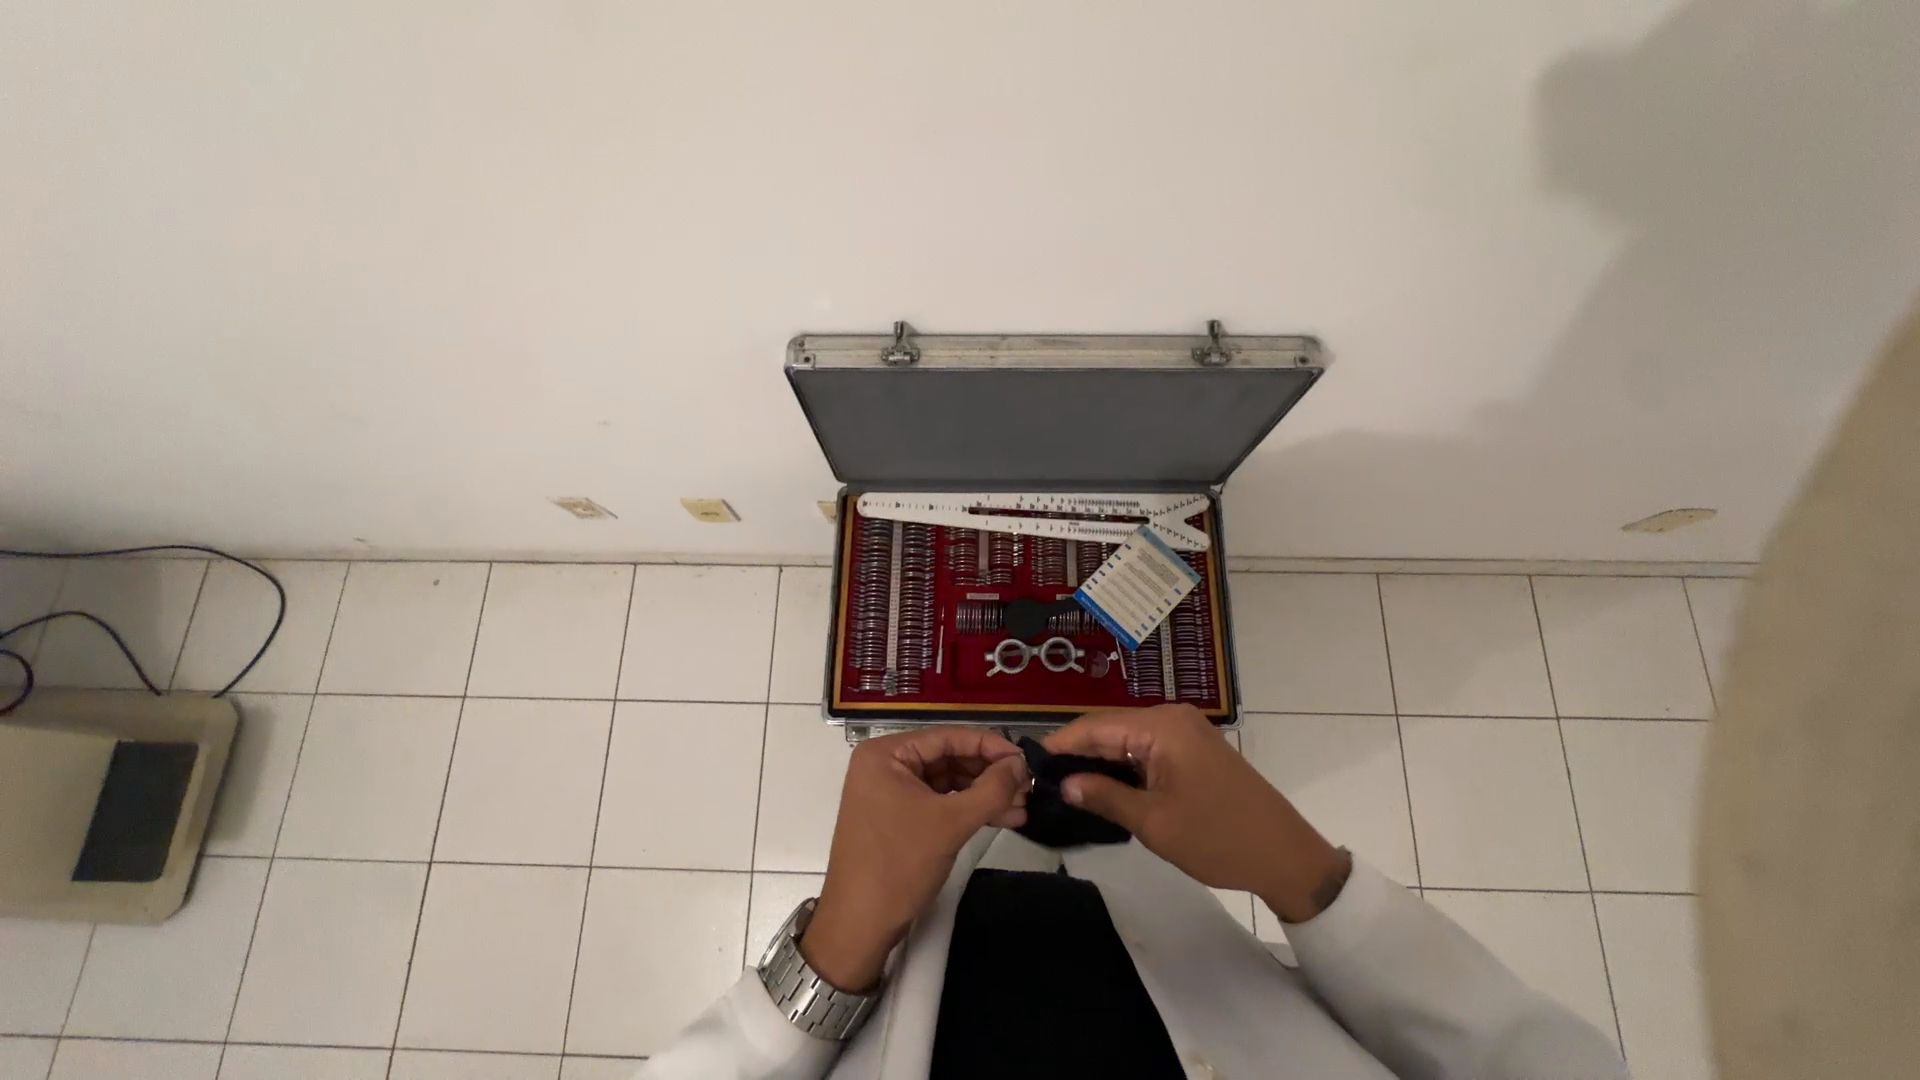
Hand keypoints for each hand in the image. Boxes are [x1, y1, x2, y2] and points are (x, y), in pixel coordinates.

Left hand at [801, 727, 1028, 991]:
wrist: (859, 926)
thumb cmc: (899, 864)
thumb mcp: (950, 823)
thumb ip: (991, 789)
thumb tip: (1020, 764)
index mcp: (886, 753)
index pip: (948, 737)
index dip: (990, 746)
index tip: (1026, 759)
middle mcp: (886, 764)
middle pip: (949, 758)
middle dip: (990, 774)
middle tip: (1028, 788)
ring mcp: (891, 792)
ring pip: (948, 782)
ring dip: (984, 794)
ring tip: (1023, 807)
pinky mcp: (899, 817)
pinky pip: (940, 802)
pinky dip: (969, 809)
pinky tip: (1004, 818)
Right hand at [1044, 704, 1349, 922]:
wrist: (1286, 857)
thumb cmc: (1218, 838)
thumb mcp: (1153, 822)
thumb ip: (1104, 796)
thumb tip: (1065, 782)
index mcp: (1162, 727)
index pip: (1095, 726)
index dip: (1060, 744)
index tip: (1027, 764)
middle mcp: (1172, 718)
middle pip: (1109, 728)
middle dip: (1077, 752)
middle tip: (1042, 779)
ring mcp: (1186, 731)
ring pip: (1127, 738)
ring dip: (1099, 759)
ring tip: (1064, 784)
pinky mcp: (1194, 749)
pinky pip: (1146, 748)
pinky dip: (1123, 764)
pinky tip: (1102, 785)